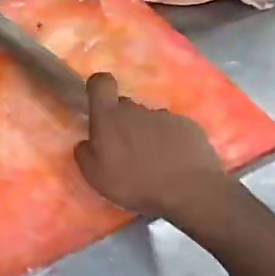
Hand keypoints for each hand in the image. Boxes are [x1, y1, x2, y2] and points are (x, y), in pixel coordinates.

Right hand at [74, 73, 241, 230]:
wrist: (190, 193)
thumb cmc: (134, 183)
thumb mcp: (94, 176)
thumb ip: (84, 153)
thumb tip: (87, 143)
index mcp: (109, 117)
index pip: (101, 83)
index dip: (98, 87)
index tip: (99, 102)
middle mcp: (136, 110)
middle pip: (125, 106)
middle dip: (122, 122)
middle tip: (125, 149)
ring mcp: (165, 116)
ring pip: (149, 119)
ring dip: (147, 133)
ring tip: (154, 160)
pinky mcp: (189, 127)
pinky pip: (173, 129)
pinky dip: (171, 141)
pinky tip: (175, 162)